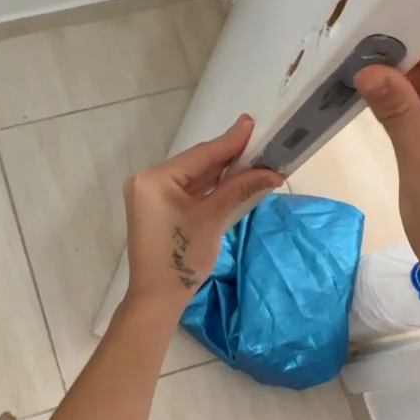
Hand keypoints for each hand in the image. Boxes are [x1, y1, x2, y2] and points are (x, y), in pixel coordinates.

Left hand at [122, 115, 284, 315]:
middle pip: (195, 163)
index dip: (230, 141)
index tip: (252, 123)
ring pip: (191, 177)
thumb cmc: (182, 257)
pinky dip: (207, 187)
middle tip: (258, 142)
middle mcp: (146, 181)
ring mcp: (148, 195)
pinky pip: (184, 190)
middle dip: (227, 157)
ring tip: (250, 158)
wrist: (157, 297)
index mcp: (154, 179)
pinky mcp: (154, 209)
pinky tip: (230, 178)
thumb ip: (239, 188)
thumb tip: (273, 171)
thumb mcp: (213, 218)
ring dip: (219, 172)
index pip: (200, 155)